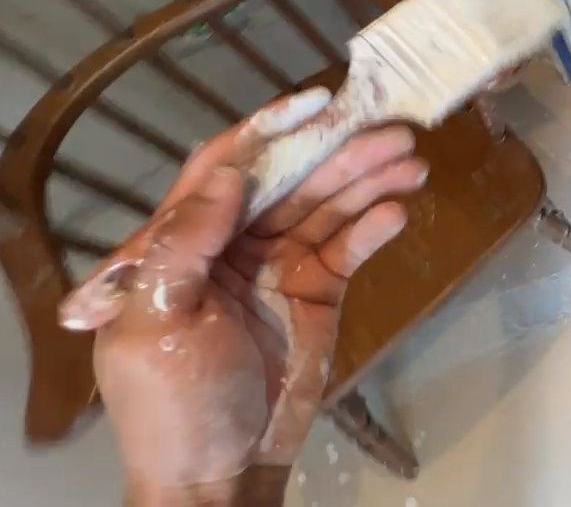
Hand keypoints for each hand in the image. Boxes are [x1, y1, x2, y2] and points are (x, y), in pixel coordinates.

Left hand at [58, 89, 426, 503]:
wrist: (225, 465)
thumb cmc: (174, 400)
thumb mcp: (156, 325)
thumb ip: (183, 245)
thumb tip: (231, 173)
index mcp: (181, 243)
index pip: (224, 168)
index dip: (270, 130)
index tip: (318, 104)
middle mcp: (234, 240)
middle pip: (293, 179)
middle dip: (342, 152)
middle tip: (396, 132)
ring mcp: (281, 260)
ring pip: (331, 204)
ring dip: (371, 179)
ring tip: (414, 162)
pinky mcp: (321, 282)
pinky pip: (352, 242)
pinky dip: (376, 224)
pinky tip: (399, 212)